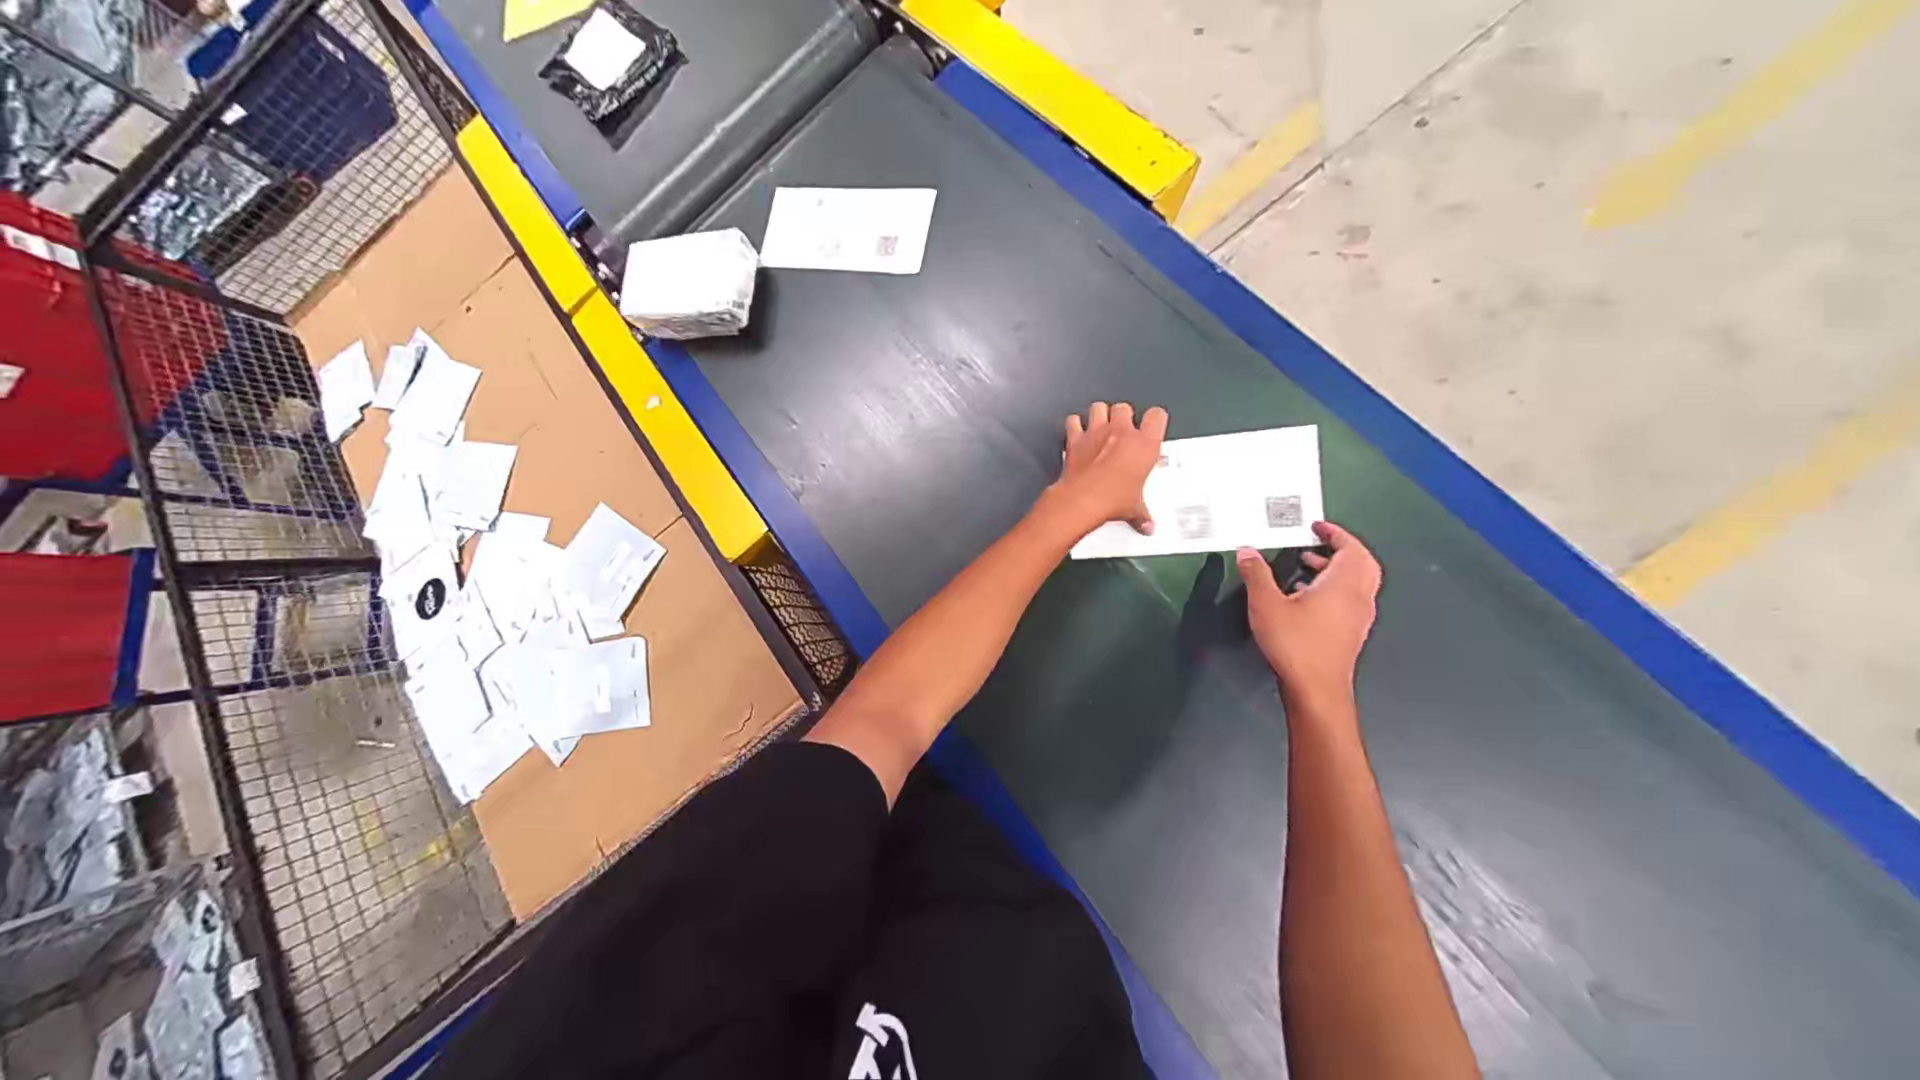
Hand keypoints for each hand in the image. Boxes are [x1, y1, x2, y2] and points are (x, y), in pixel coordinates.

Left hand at [1049, 401, 1168, 534]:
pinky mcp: (1075, 438)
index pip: (1157, 416)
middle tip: (1122, 430)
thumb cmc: (1112, 499)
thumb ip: (1142, 513)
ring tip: (1100, 426)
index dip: (1154, 419)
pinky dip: (1074, 425)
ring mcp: (1097, 432)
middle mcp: (1121, 432)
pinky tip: (1077, 432)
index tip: (1152, 426)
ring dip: (1099, 414)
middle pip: (1124, 407)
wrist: (1083, 500)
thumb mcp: (1134, 507)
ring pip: (1099, 407)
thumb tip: (1146, 523)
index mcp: (1144, 444)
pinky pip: (1073, 421)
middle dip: (1123, 416)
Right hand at [1237, 521, 1381, 706]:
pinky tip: (1306, 597)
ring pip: (1357, 583)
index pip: (1351, 548)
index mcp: (1343, 584)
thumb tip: (1246, 551)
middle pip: (1362, 563)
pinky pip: (1350, 599)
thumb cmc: (1294, 643)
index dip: (1335, 533)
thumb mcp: (1265, 605)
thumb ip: (1256, 575)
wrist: (1316, 689)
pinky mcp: (1352, 633)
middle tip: (1317, 542)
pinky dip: (1334, 588)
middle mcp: (1358, 597)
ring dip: (1336, 569)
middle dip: (1341, 549)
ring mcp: (1358, 617)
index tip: (1317, 526)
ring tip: (1305, 566)